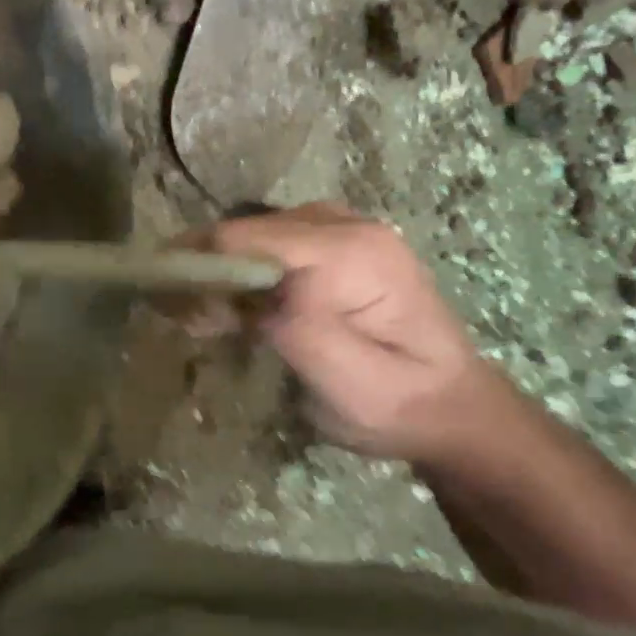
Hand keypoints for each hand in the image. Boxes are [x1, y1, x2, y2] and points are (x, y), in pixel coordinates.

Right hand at [204, 203, 506, 462]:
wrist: (453, 412)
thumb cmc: (400, 407)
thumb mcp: (352, 383)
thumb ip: (302, 328)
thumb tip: (253, 291)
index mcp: (352, 251)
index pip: (241, 238)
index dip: (198, 270)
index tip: (181, 318)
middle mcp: (342, 224)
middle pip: (237, 232)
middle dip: (202, 274)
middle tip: (190, 326)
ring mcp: (336, 228)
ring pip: (241, 237)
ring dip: (214, 277)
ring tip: (207, 322)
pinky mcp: (327, 242)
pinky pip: (260, 244)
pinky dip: (235, 274)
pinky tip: (234, 310)